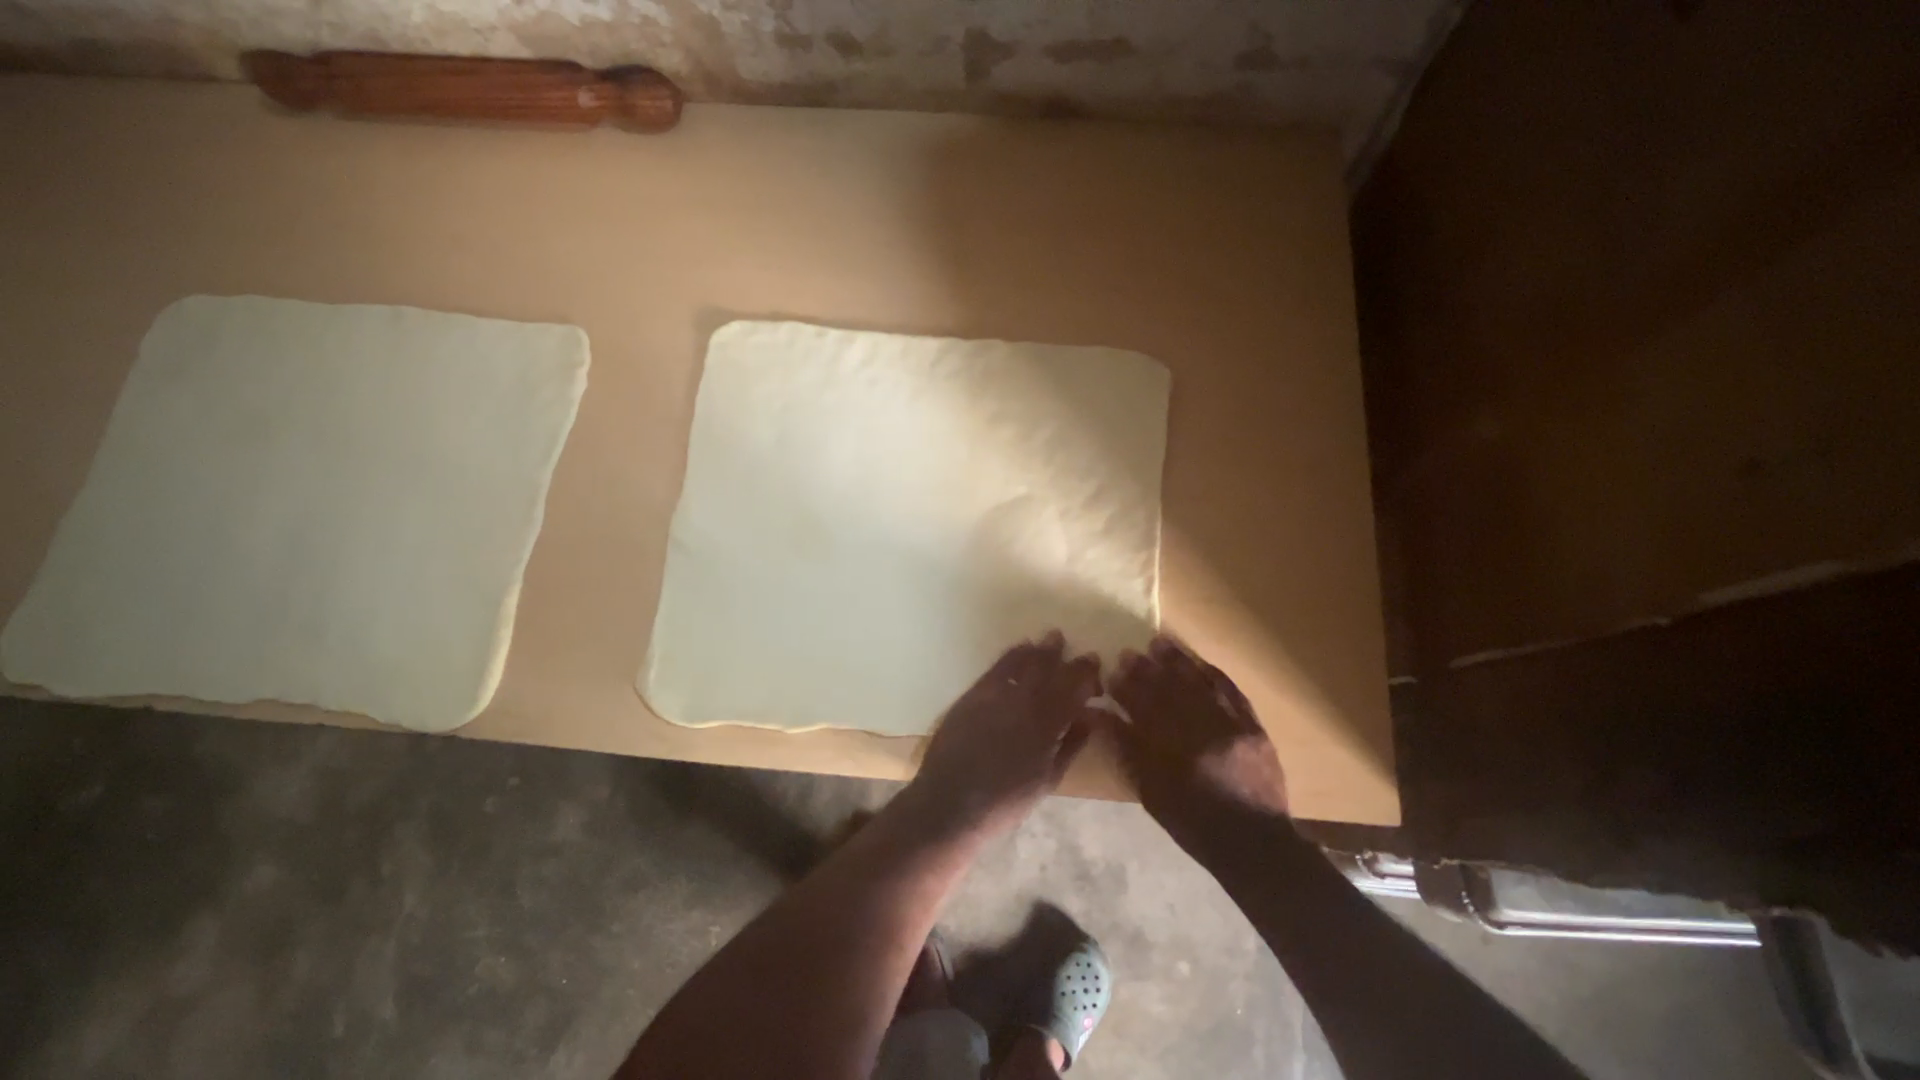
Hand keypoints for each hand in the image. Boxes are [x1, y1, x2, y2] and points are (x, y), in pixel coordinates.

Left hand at [909, 631, 1100, 837]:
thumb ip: (1071, 744)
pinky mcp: (973, 695)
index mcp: (1049, 727)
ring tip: (1053, 639)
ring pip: (1025, 665)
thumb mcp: (1048, 780)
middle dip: (1068, 660)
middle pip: (1052, 672)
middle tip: (1080, 651)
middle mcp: (1025, 705)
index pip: (1075, 690)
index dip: (1088, 675)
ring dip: (1042, 651)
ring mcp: (997, 697)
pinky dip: (1013, 655)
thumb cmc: (1006, 802)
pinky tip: (1022, 648)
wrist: (952, 804)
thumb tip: (1089, 717)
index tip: (1096, 666)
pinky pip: (998, 668)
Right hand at [1109, 635, 1288, 859]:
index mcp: (1172, 755)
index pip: (1143, 711)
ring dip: (1178, 663)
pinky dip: (1214, 675)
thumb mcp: (1152, 795)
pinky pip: (1233, 693)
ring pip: (1199, 686)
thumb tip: (1102, 718)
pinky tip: (1200, 662)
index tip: (1111, 670)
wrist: (1255, 844)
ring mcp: (1231, 728)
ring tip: (1159, 643)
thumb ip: (1127, 753)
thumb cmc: (1195, 826)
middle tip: (1129, 652)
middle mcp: (1201, 735)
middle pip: (1169, 693)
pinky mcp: (1254, 728)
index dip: (1126, 689)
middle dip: (1147, 671)